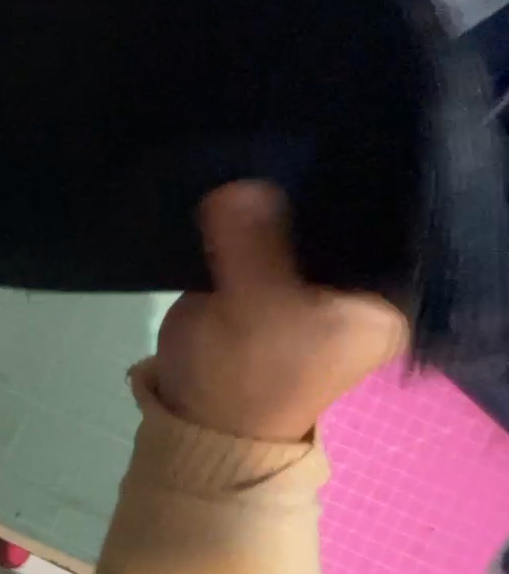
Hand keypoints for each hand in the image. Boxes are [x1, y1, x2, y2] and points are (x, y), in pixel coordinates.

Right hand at [153, 181, 408, 441]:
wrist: (197, 416)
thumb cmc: (242, 373)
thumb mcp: (252, 309)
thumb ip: (250, 248)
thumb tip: (241, 185)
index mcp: (377, 302)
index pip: (368, 230)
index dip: (335, 195)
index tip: (301, 158)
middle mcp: (347, 292)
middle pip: (322, 230)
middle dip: (289, 201)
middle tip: (259, 157)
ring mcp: (297, 291)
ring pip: (282, 236)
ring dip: (256, 213)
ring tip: (235, 169)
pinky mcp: (253, 290)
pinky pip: (249, 247)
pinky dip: (232, 230)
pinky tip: (217, 204)